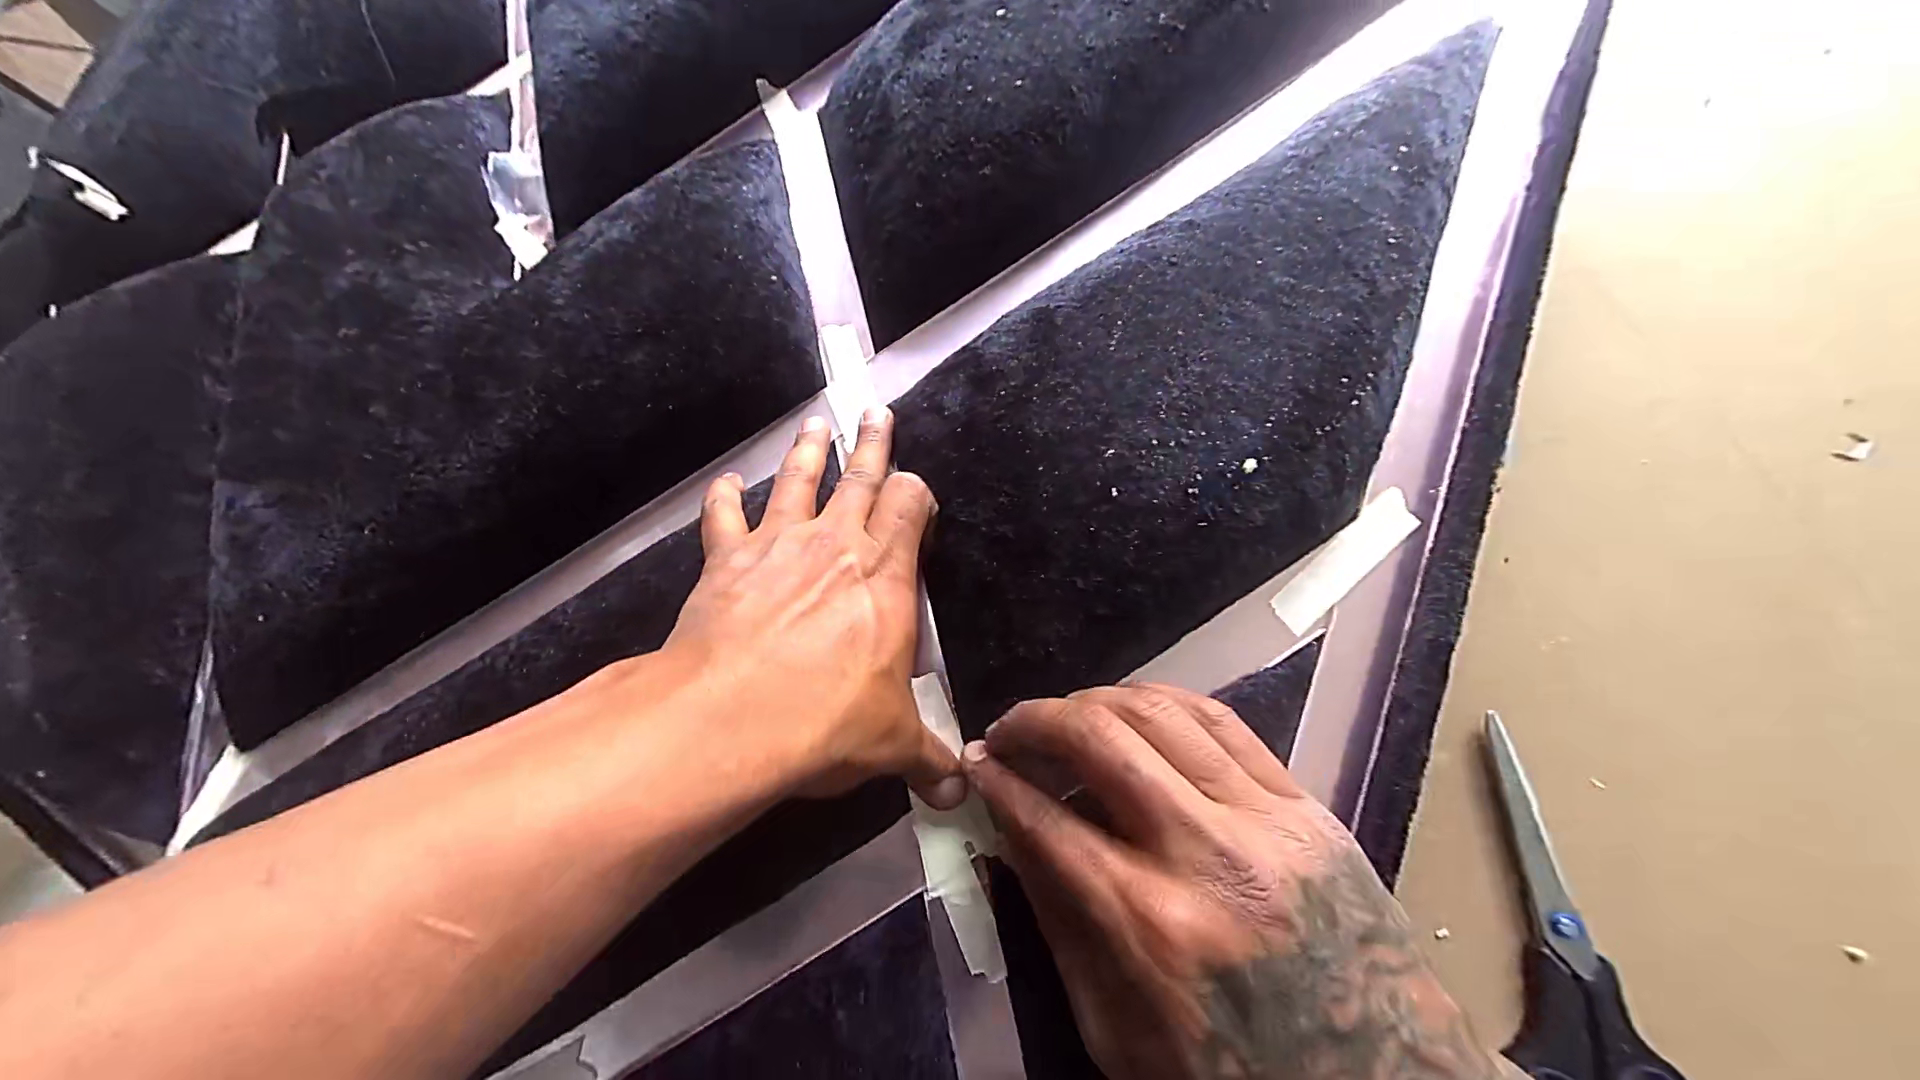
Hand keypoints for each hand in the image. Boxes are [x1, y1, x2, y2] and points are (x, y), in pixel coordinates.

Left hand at [664, 407, 966, 809]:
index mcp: (884, 574)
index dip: (916, 493)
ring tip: (813, 423)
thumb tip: (959, 794)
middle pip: (859, 477)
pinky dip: (724, 499)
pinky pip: (724, 519)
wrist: (731, 717)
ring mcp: (777, 547)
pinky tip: (724, 482)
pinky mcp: (726, 562)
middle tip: (875, 411)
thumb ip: (927, 760)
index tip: (917, 493)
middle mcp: (834, 545)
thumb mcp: (891, 743)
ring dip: (805, 450)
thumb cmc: (828, 720)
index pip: (909, 506)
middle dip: (872, 444)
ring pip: (795, 480)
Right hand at [962, 685, 1502, 1079]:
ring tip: (1065, 716)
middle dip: (1034, 721)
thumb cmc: (1232, 1073)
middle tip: (1007, 730)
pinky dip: (1162, 701)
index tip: (975, 764)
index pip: (1044, 821)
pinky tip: (1133, 710)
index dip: (997, 783)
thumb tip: (1010, 833)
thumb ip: (1057, 920)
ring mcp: (1264, 819)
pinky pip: (1221, 719)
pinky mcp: (1306, 804)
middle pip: (1098, 739)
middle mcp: (1204, 855)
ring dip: (1093, 700)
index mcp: (1149, 927)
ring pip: (1158, 711)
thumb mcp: (1116, 1029)